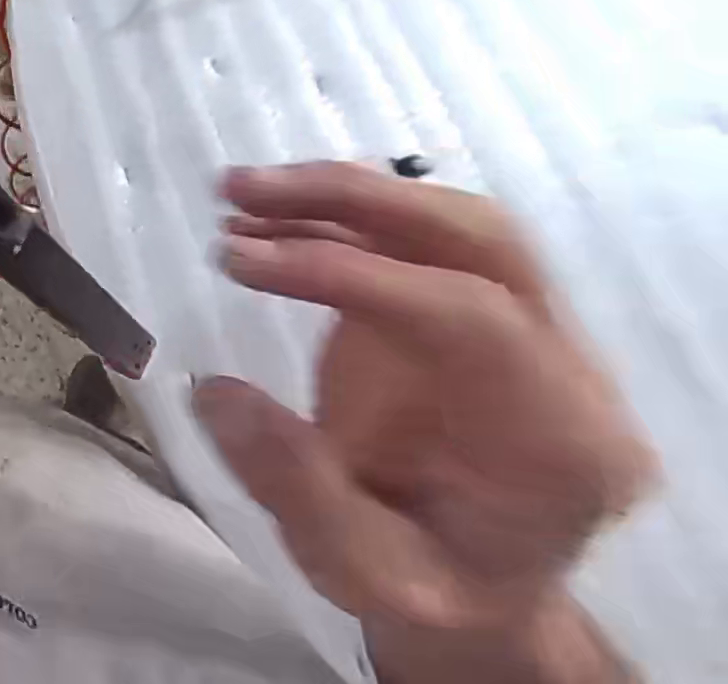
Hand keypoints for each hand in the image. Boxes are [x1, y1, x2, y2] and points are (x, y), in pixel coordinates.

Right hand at [196, 163, 653, 675]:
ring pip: (444, 225)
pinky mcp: (452, 317)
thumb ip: (292, 486)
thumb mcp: (355, 566)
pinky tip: (254, 223)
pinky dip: (324, 218)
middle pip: (479, 241)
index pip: (471, 315)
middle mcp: (554, 369)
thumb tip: (214, 389)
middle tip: (238, 189)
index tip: (233, 259)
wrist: (463, 578)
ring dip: (333, 194)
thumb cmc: (418, 580)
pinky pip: (402, 243)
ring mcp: (509, 334)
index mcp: (552, 439)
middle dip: (352, 199)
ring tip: (231, 191)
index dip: (347, 272)